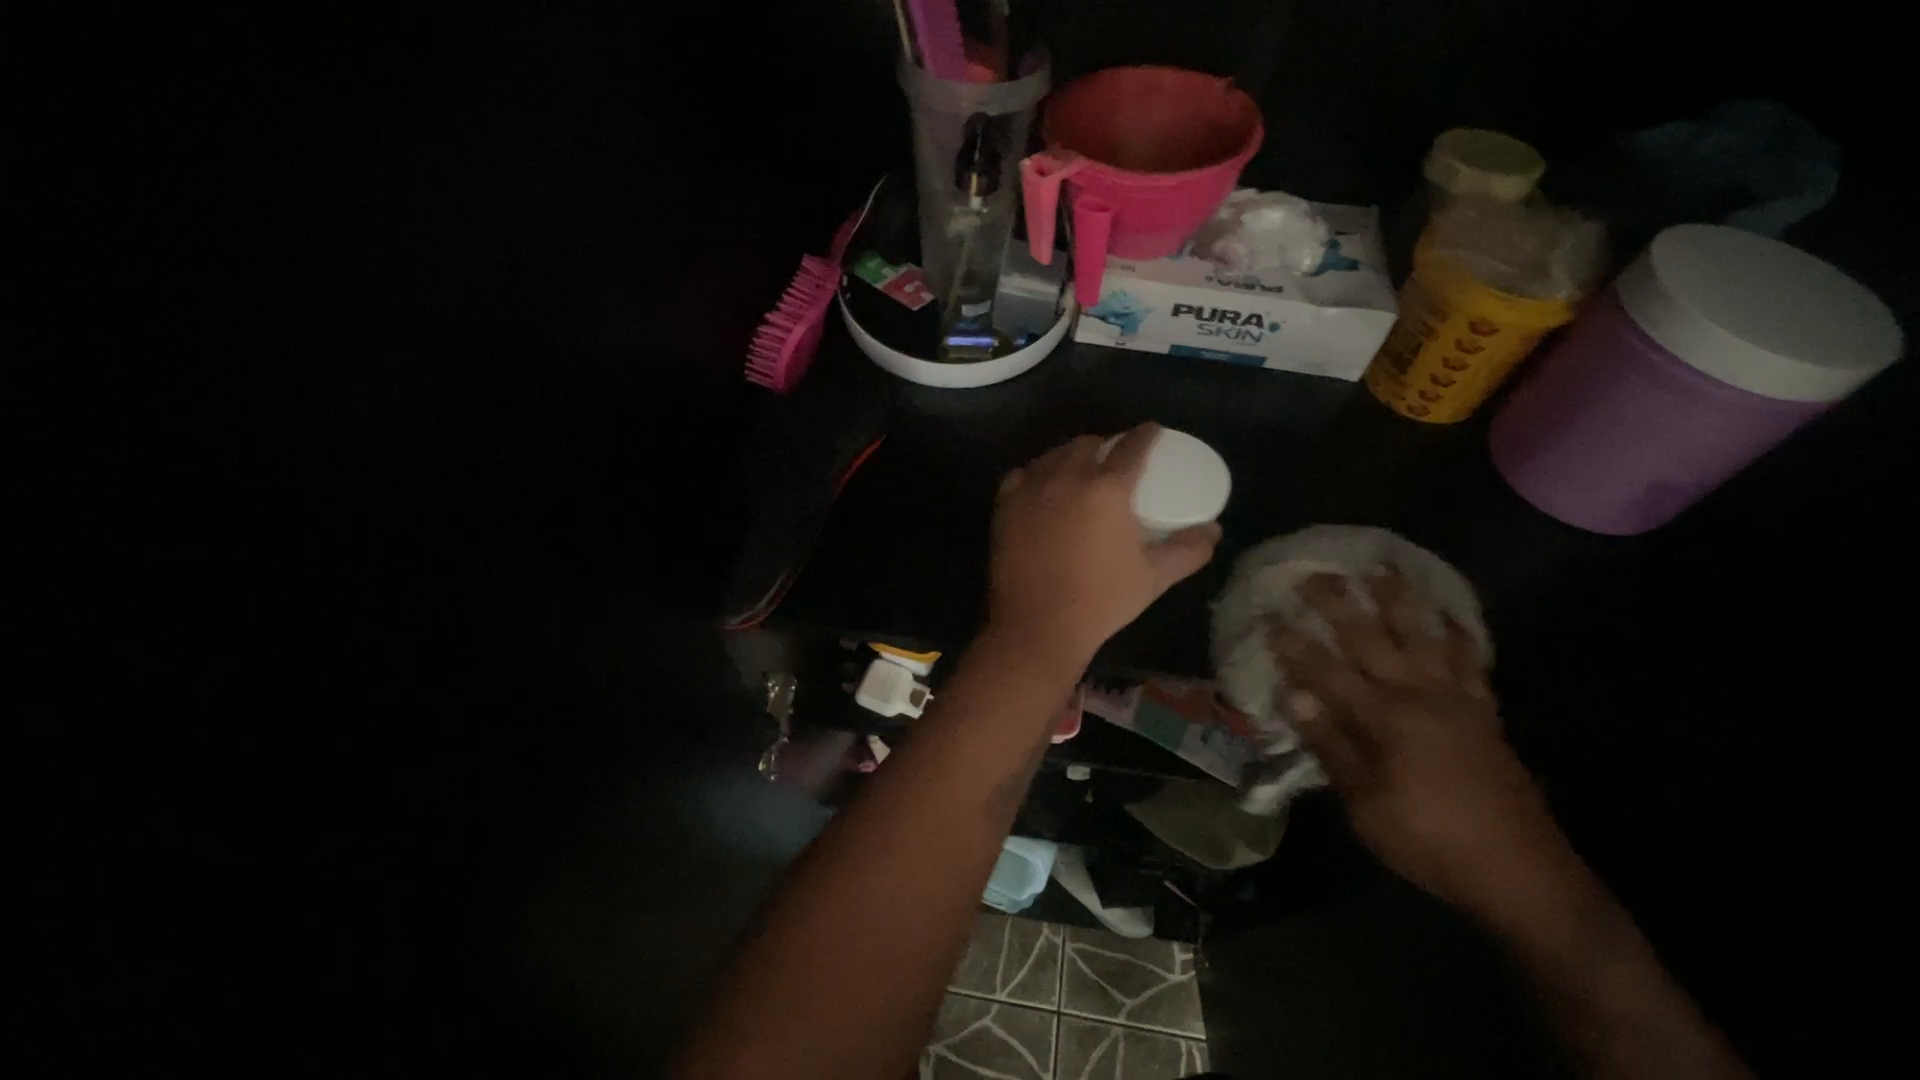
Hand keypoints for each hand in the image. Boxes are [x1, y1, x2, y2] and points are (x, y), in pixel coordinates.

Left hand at [988, 424, 1221, 663]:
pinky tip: (1043, 487)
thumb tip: (1214, 530)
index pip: (1132, 447)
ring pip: (1054, 455)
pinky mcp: (1005, 506)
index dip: (1145, 435)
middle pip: (1088, 444)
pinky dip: (1038, 474)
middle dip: (1104, 444)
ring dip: (1071, 456)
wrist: (1038, 625)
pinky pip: (1023, 475)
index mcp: (1108, 488)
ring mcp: (1031, 489)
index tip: (1152, 431)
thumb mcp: (1153, 577)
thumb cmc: (1101, 601)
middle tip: (1113, 458)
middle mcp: (1068, 477)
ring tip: (1080, 470)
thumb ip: (1188, 550)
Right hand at [1268, 571, 1571, 914]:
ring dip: (1399, 600)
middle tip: (1315, 574)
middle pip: (1371, 639)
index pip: (1327, 672)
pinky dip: (1457, 632)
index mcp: (1385, 720)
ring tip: (1383, 568)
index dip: (1295, 645)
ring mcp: (1456, 699)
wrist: (1518, 869)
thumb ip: (1331, 746)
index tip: (1269, 616)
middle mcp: (1419, 695)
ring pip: (1423, 636)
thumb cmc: (1427, 841)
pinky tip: (1448, 614)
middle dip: (1339, 605)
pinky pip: (1469, 659)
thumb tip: (1295, 696)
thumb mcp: (1364, 806)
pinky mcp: (1482, 711)